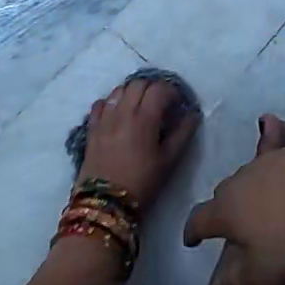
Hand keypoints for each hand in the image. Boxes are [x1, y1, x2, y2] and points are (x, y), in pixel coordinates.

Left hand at [79, 78, 199, 210]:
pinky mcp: (91, 125)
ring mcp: (104, 117)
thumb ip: (182, 133)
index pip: (159, 89)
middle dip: (153, 87)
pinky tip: (118, 113)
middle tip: (161, 102)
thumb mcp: (168, 160)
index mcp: (144, 118)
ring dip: (132, 91)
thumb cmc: (142, 182)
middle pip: (138, 83)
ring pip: (118, 89)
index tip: (178, 102)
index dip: (172, 91)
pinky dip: (112, 102)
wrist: (105, 201)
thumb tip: (192, 114)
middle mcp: (123, 111)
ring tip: (140, 105)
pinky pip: (101, 103)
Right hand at [181, 114, 284, 284]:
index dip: (193, 232)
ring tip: (263, 207)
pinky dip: (275, 179)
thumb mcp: (262, 275)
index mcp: (224, 211)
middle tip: (234, 226)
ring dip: (250, 193)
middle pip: (223, 196)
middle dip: (224, 210)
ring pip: (248, 179)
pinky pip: (274, 167)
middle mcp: (237, 181)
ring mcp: (264, 163)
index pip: (198, 220)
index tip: (191, 240)